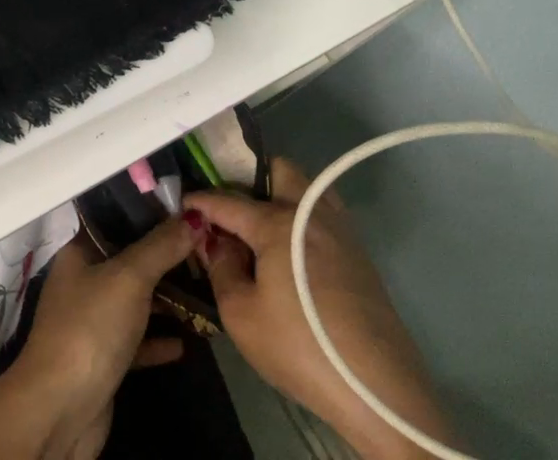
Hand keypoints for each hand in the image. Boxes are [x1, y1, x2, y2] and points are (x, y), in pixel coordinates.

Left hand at [7, 217, 197, 457]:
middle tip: (207, 254)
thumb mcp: (129, 277)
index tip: (188, 213)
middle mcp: (83, 283)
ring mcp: (91, 322)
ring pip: (135, 302)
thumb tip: (193, 218)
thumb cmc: (91, 327)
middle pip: (129, 262)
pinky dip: (159, 340)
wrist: (62, 406)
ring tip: (207, 293)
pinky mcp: (103, 359)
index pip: (115, 222)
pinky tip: (187, 342)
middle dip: (166, 260)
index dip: (148, 215)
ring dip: (167, 300)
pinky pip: (137, 342)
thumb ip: (161, 246)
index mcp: (79, 253)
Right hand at [186, 158, 456, 459]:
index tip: (183, 204)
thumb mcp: (240, 313)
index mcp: (278, 222)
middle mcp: (311, 213)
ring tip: (259, 230)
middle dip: (251, 180)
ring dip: (281, 197)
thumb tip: (217, 242)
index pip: (228, 200)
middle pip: (281, 171)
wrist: (374, 386)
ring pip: (308, 189)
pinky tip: (287, 255)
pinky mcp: (358, 255)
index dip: (201, 201)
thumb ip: (221, 267)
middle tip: (230, 212)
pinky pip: (322, 216)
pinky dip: (300, 220)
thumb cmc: (298, 346)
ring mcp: (341, 231)